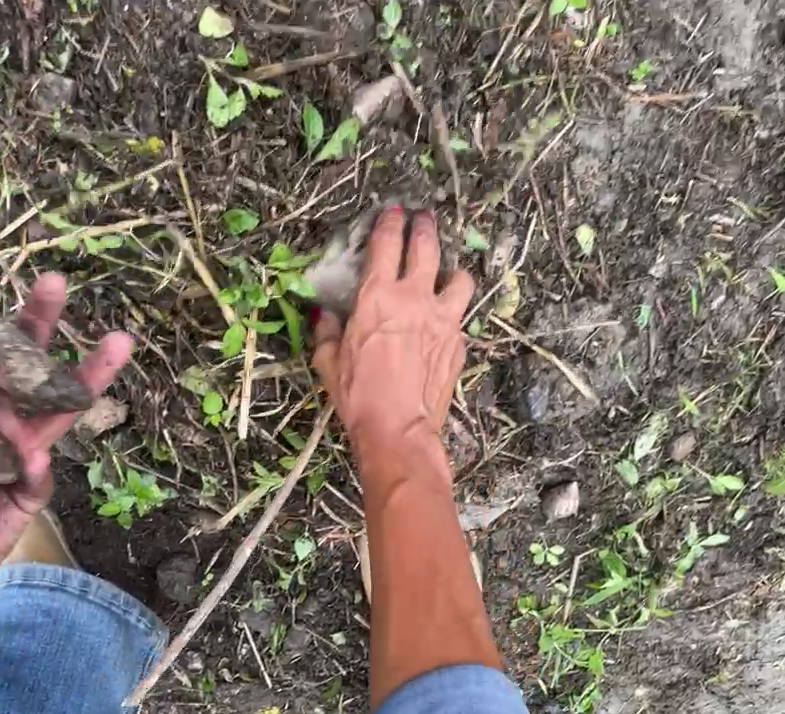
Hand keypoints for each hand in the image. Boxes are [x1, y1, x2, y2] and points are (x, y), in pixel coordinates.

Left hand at [0, 262, 131, 614]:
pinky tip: (28, 463)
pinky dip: (34, 470)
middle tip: (54, 282)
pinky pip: (36, 476)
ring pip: (54, 408)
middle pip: (18, 363)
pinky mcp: (28, 491)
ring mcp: (15, 452)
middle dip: (36, 322)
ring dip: (84, 375)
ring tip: (119, 340)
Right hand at [312, 207, 474, 461]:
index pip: (388, 242)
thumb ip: (326, 333)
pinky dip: (452, 318)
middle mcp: (415, 299)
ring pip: (460, 278)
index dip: (391, 221)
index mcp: (378, 296)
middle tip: (423, 220)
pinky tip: (443, 328)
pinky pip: (459, 321)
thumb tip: (324, 317)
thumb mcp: (328, 363)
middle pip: (428, 246)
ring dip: (453, 272)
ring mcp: (444, 320)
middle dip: (425, 227)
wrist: (399, 431)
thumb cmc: (359, 397)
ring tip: (447, 276)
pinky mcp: (459, 345)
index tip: (393, 211)